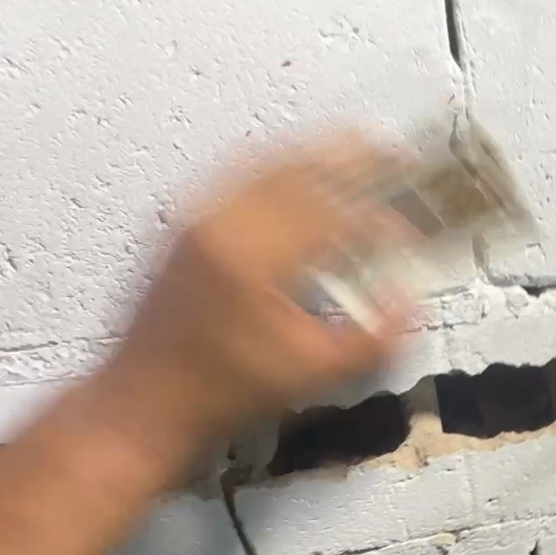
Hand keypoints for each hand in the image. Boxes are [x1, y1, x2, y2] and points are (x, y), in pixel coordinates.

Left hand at [103, 134, 420, 440]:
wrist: (143, 404)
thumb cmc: (226, 394)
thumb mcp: (313, 376)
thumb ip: (373, 340)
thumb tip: (410, 302)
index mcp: (256, 256)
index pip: (333, 213)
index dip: (381, 215)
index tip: (411, 227)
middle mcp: (222, 222)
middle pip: (299, 165)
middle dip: (354, 156)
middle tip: (396, 153)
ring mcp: (197, 218)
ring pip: (267, 162)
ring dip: (318, 154)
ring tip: (359, 151)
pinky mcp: (185, 227)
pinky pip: (241, 176)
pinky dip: (282, 167)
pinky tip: (302, 178)